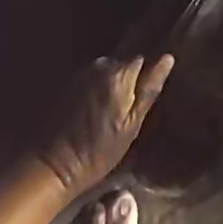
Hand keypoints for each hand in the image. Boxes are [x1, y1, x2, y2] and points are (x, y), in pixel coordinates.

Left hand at [36, 54, 174, 193]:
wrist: (54, 165)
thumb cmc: (99, 151)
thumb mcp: (132, 126)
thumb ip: (149, 89)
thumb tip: (168, 58)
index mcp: (120, 74)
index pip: (142, 60)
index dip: (144, 78)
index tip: (140, 99)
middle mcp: (101, 65)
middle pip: (123, 63)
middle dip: (127, 81)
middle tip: (124, 111)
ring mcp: (83, 72)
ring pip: (107, 70)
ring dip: (110, 84)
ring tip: (107, 112)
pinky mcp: (70, 82)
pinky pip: (92, 78)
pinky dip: (95, 89)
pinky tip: (91, 111)